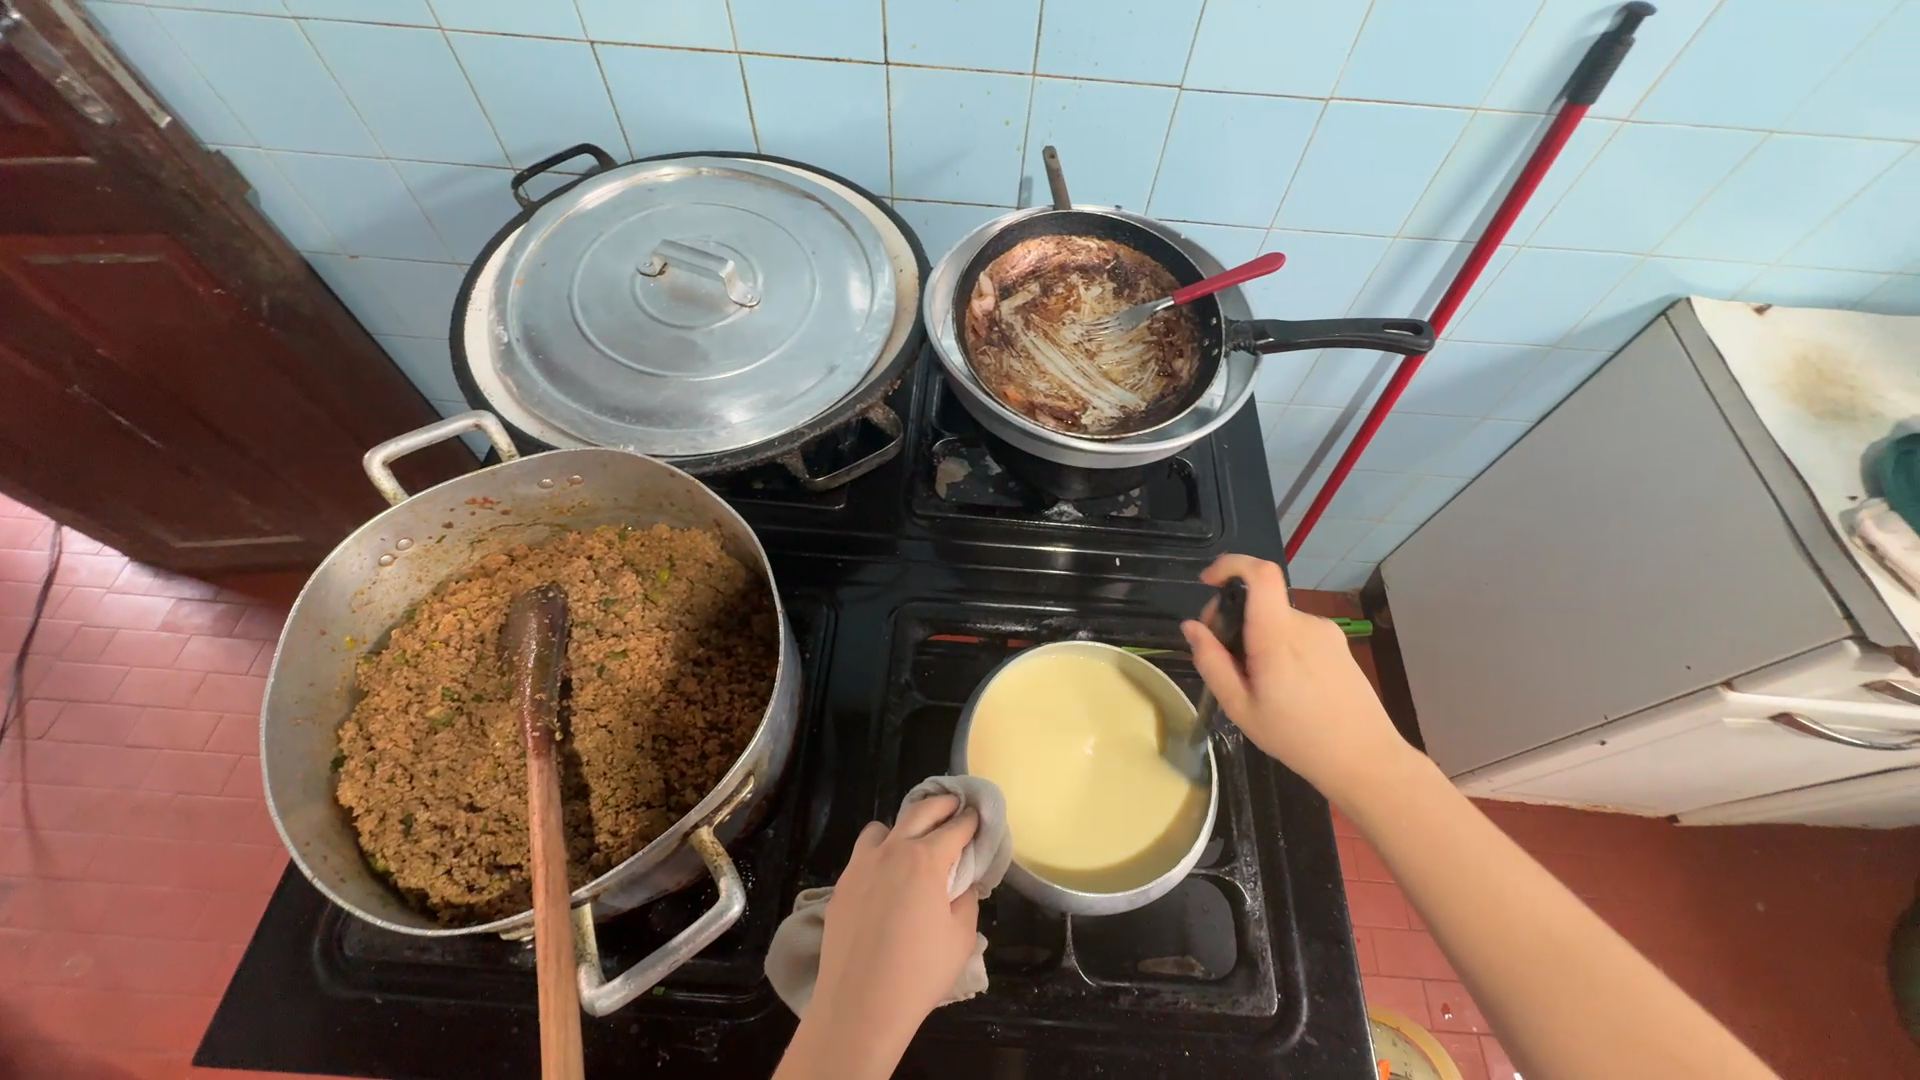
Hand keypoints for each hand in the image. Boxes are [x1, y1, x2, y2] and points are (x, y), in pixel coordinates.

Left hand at [807, 795, 979, 1065]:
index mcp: (926, 859)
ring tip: (914, 842)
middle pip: (920, 812)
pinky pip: (862, 854)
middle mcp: (892, 850)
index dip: (971, 820)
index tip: (979, 817)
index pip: (955, 828)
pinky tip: (886, 877)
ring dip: (903, 826)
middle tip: (955, 805)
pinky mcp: (841, 885)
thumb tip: (963, 884)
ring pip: (883, 827)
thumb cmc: (919, 974)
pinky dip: (878, 852)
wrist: (859, 1007)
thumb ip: (967, 900)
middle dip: (942, 805)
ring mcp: (861, 865)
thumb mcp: (961, 937)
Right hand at [1180, 554, 1412, 805]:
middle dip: (1232, 617)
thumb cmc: (1297, 738)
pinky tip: (1281, 685)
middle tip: (1222, 656)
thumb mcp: (1240, 707)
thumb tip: (1191, 627)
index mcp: (1277, 636)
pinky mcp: (1338, 644)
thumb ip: (1212, 662)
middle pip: (1259, 600)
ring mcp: (1325, 632)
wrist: (1365, 759)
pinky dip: (1277, 646)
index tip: (1208, 583)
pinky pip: (1296, 633)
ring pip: (1276, 619)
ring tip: (1254, 681)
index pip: (1260, 573)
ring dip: (1255, 636)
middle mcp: (1304, 624)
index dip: (1231, 564)